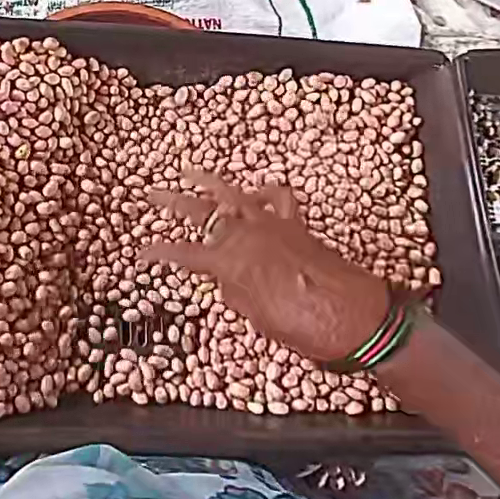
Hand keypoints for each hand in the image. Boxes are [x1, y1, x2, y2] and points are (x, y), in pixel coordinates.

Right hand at [139, 169, 394, 365]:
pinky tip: (254, 193)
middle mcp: (247, 236)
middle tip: (151, 194)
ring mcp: (272, 225)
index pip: (183, 254)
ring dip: (209, 182)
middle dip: (172, 203)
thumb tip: (227, 280)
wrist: (357, 319)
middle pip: (201, 212)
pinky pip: (276, 199)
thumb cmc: (305, 327)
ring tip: (190, 172)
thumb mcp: (257, 317)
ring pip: (234, 194)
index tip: (142, 253)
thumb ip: (235, 293)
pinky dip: (263, 193)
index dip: (159, 253)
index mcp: (231, 263)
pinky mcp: (295, 225)